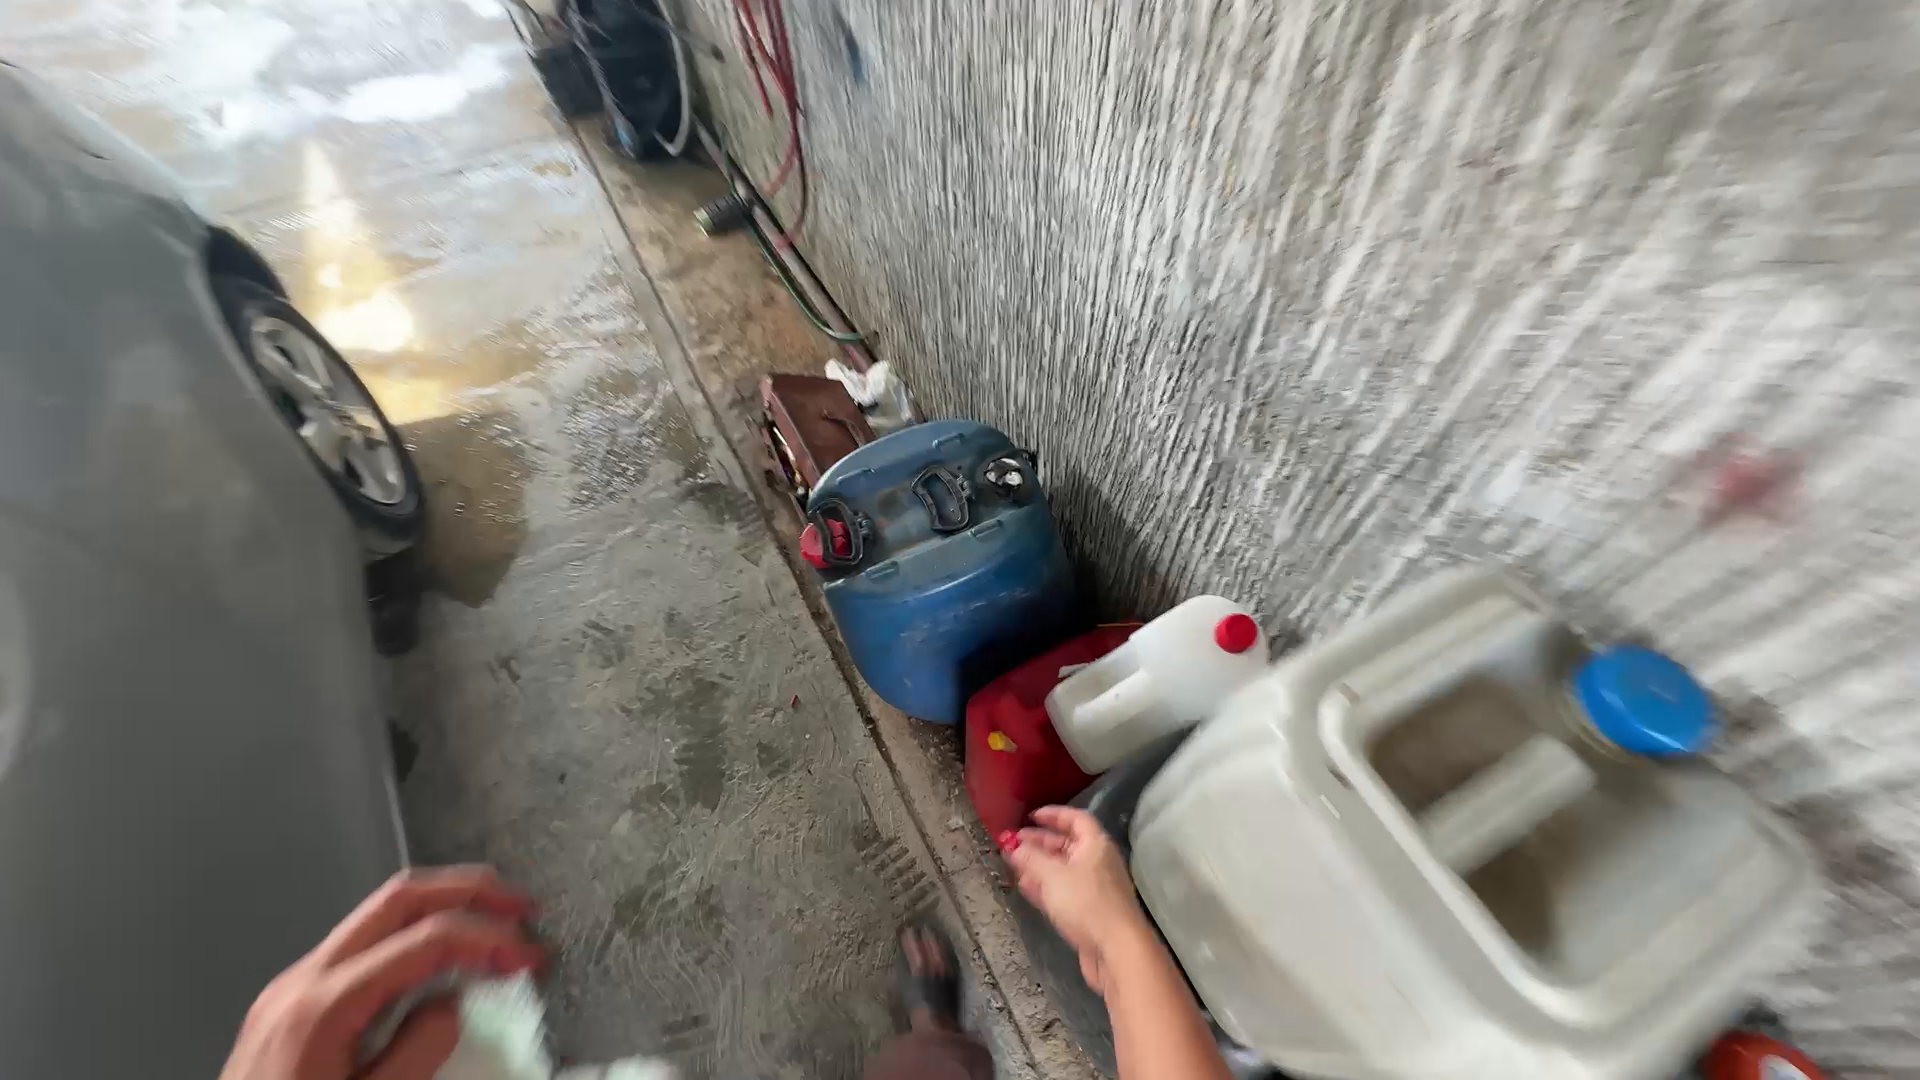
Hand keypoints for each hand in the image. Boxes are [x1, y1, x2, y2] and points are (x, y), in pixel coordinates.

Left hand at [219, 866, 542, 1079]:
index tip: (532, 957)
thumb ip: (419, 1050)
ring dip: (448, 902)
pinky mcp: (294, 998)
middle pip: (404, 896)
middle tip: (524, 908)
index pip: (428, 939)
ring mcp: (294, 983)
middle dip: (474, 891)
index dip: (491, 938)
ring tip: (495, 917)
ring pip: (385, 908)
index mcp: (323, 1006)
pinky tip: (444, 953)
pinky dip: (420, 928)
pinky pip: (369, 940)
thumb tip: (451, 1003)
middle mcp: (304, 977)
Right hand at [1003, 806, 1149, 994]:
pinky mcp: (1090, 913)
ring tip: (1015, 864)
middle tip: (1015, 842)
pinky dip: (1045, 887)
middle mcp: (1098, 862)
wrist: (1117, 951)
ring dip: (1039, 865)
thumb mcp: (1052, 876)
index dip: (1053, 814)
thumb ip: (1030, 858)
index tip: (1031, 816)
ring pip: (1063, 870)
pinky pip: (1064, 892)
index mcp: (1096, 844)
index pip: (1075, 818)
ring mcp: (1095, 889)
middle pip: (1067, 844)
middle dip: (1040, 842)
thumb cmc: (1086, 903)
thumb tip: (1013, 846)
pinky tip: (1026, 888)